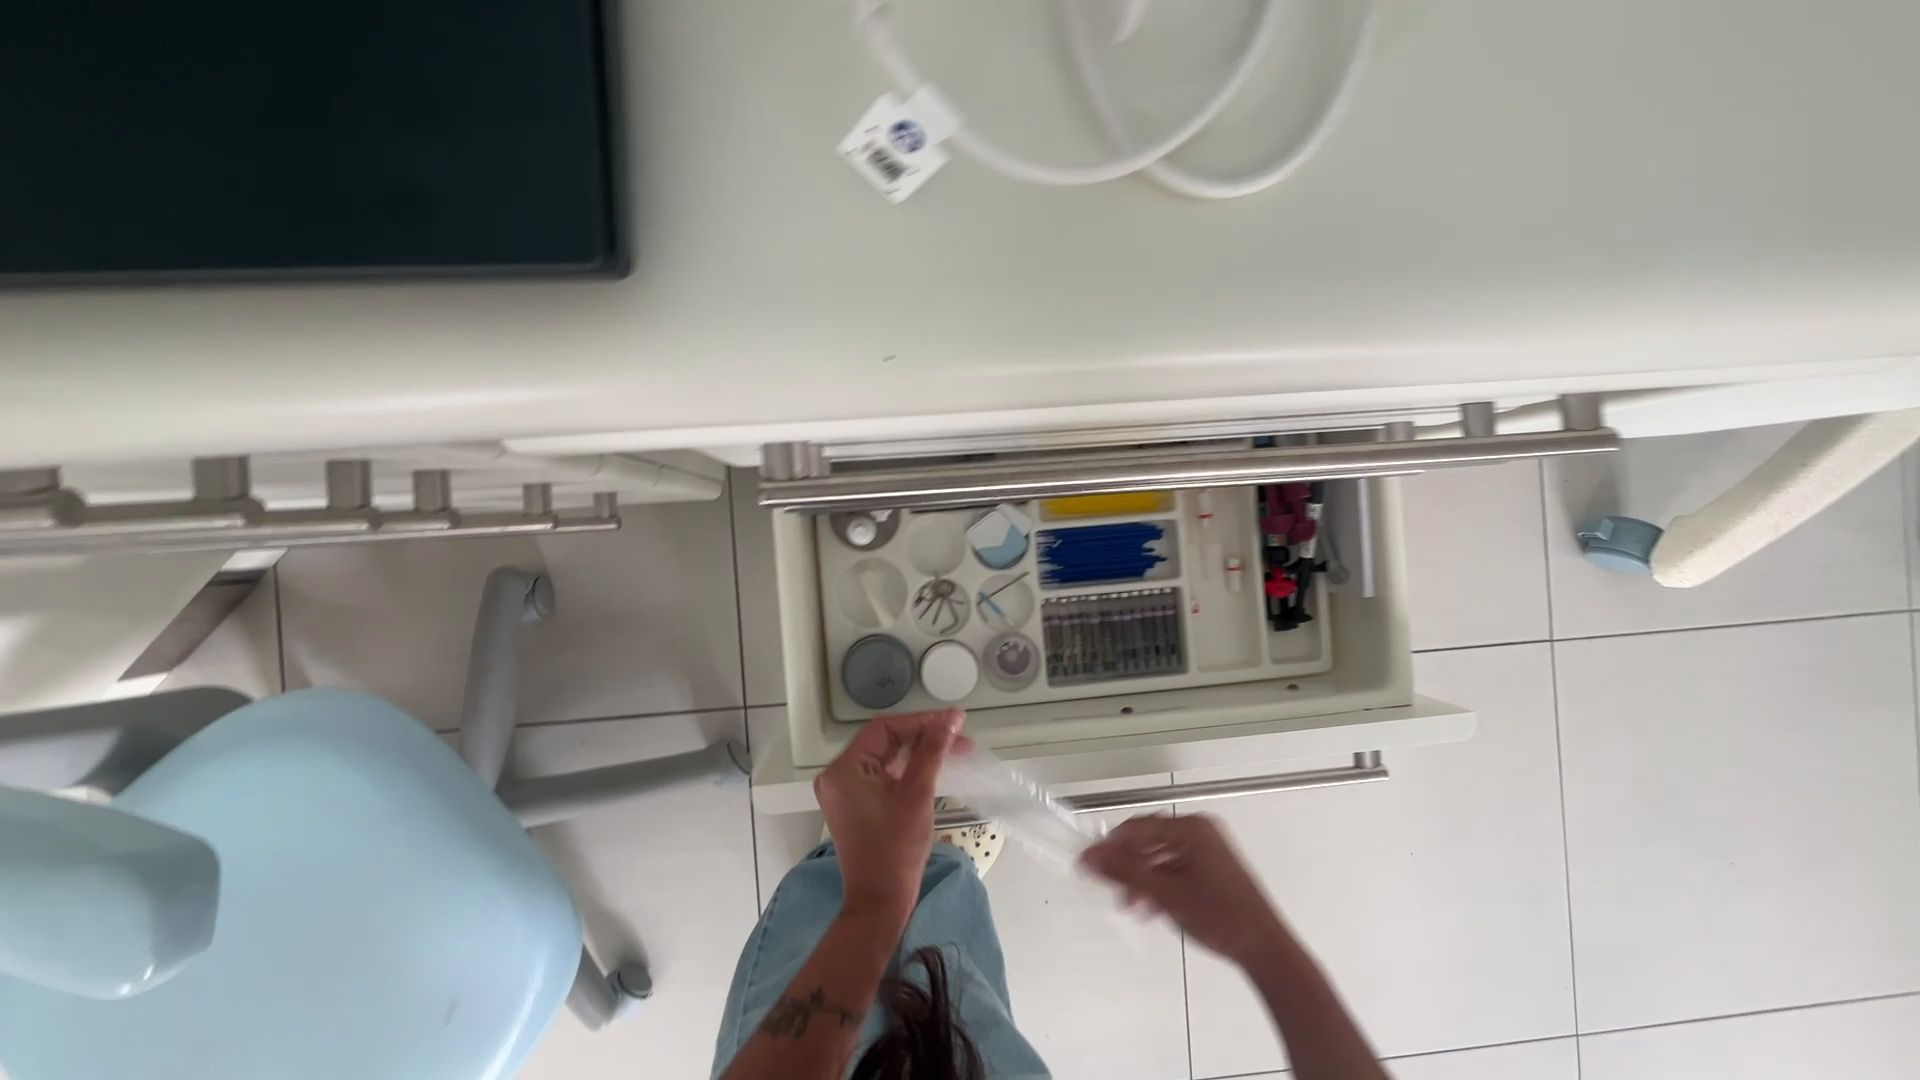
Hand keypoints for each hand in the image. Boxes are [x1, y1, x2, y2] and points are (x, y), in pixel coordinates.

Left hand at [815, 708, 965, 924]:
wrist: (881, 901)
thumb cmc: (897, 848)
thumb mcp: (918, 794)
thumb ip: (933, 750)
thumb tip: (951, 718)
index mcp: (844, 769)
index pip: (884, 729)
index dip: (920, 721)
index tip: (953, 721)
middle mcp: (837, 775)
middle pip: (884, 741)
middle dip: (922, 736)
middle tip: (958, 736)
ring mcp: (844, 792)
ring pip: (885, 758)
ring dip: (917, 752)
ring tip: (953, 749)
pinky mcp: (855, 805)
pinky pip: (882, 775)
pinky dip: (906, 770)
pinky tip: (932, 767)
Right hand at [1081, 814, 1287, 965]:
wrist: (1265, 949)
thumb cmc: (1220, 918)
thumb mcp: (1165, 895)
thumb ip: (1124, 873)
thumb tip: (1089, 857)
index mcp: (1190, 828)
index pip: (1136, 828)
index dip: (1109, 846)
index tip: (1087, 865)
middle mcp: (1199, 830)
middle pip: (1148, 840)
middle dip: (1127, 866)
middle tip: (1110, 889)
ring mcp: (1208, 847)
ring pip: (1159, 856)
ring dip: (1141, 878)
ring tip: (1131, 905)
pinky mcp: (1212, 865)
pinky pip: (1175, 865)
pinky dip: (1159, 882)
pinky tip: (1149, 906)